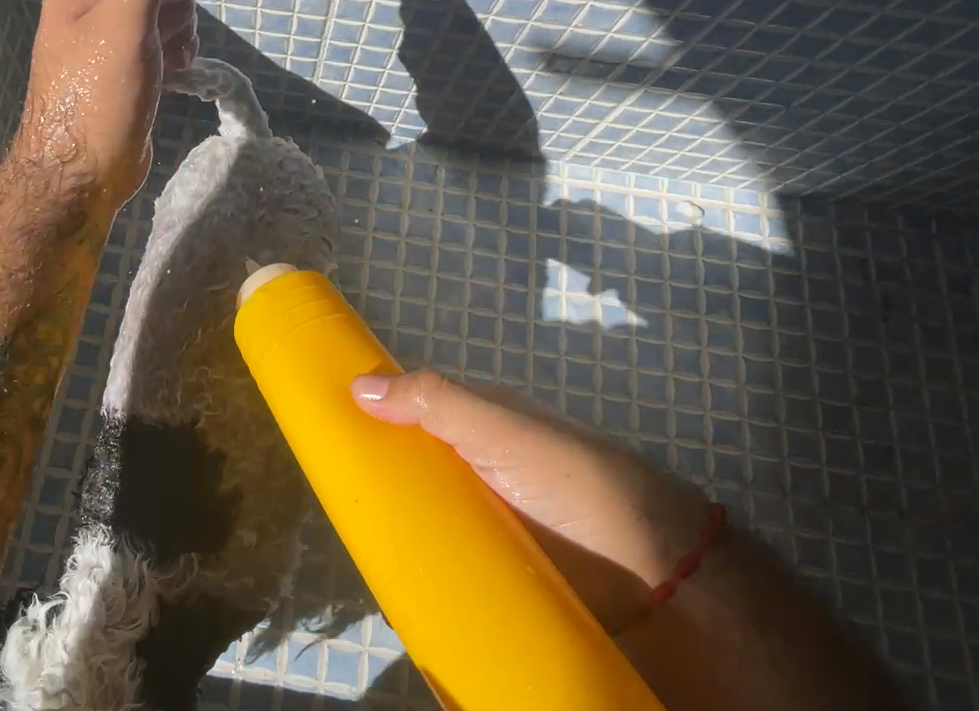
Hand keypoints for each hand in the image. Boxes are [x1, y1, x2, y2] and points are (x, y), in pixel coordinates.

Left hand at [13, 0, 197, 212]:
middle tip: (166, 33)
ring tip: (171, 59)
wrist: (83, 175)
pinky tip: (175, 72)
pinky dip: (174, 51)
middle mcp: (93, 5)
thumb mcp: (124, 23)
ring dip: (179, 28)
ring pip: (162, 7)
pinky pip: (161, 40)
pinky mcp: (128, 68)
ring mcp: (111, 39)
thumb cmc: (98, 96)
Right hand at [352, 369, 710, 633]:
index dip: (370, 418)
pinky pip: (444, 574)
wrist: (656, 576)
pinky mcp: (494, 576)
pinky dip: (418, 580)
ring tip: (354, 555)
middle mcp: (476, 474)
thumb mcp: (503, 429)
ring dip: (393, 539)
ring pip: (423, 526)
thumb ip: (437, 402)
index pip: (411, 415)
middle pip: (411, 475)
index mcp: (477, 427)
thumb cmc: (573, 482)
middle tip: (331, 508)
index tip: (322, 433)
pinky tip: (390, 592)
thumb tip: (357, 385)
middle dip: (375, 488)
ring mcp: (485, 527)